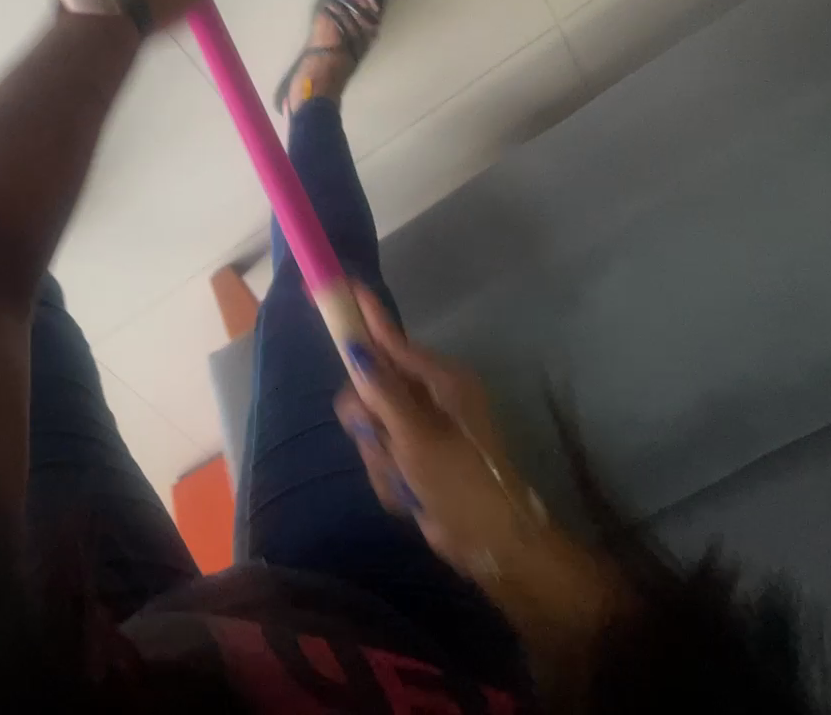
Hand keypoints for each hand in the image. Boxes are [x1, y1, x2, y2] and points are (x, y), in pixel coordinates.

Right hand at [335, 286, 546, 582]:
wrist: (490, 545)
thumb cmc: (461, 481)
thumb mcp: (416, 435)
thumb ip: (381, 391)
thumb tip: (355, 349)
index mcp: (440, 381)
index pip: (391, 339)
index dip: (363, 315)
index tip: (340, 286)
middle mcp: (427, 398)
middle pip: (368, 389)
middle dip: (370, 422)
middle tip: (381, 439)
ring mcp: (419, 428)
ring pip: (369, 427)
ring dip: (381, 456)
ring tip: (406, 478)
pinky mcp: (412, 457)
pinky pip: (379, 454)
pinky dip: (389, 475)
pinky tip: (410, 494)